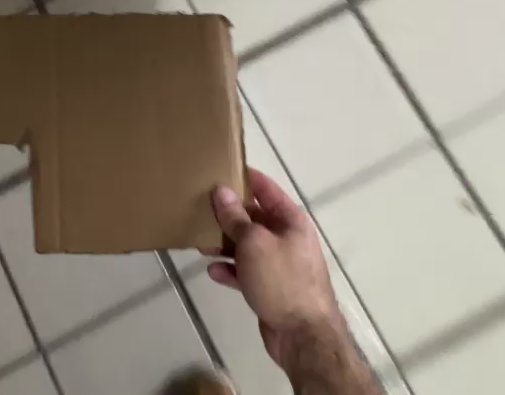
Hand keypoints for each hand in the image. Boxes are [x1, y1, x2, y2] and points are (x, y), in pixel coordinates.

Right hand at [206, 169, 345, 366]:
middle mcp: (287, 238)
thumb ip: (235, 217)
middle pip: (253, 217)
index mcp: (290, 220)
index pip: (265, 188)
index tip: (218, 167)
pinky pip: (247, 272)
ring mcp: (280, 265)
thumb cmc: (282, 280)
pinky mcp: (271, 288)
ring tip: (200, 243)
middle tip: (200, 208)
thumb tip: (220, 190)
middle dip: (228, 214)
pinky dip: (231, 270)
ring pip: (247, 245)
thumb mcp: (254, 243)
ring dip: (225, 244)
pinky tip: (213, 271)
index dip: (244, 176)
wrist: (304, 338)